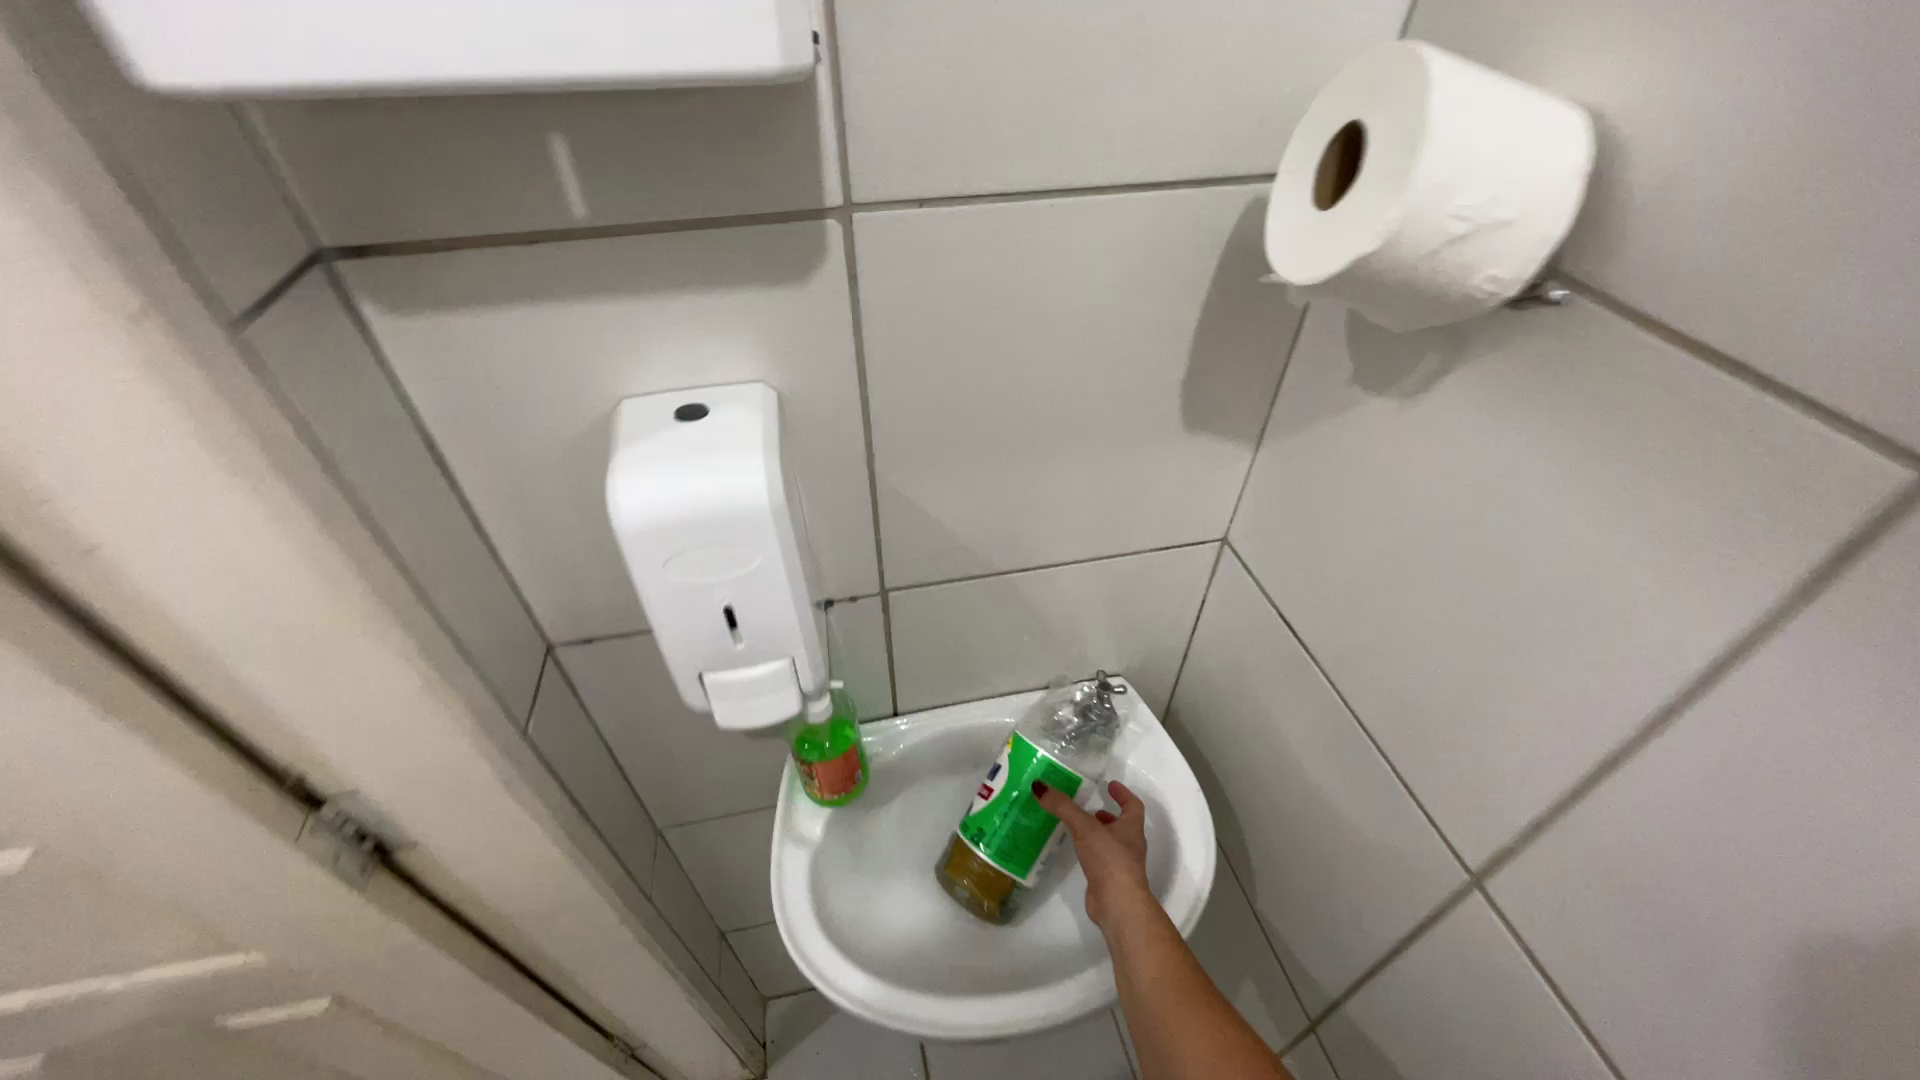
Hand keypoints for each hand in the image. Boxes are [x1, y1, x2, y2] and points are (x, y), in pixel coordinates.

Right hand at [1033, 779, 1154, 927]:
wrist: (1118, 903)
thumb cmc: (1109, 859)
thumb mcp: (1085, 827)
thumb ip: (1063, 807)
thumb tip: (1039, 785)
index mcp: (1131, 828)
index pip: (1133, 805)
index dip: (1123, 794)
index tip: (1111, 785)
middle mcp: (1130, 845)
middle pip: (1123, 825)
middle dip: (1108, 815)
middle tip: (1090, 807)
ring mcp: (1121, 865)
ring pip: (1111, 843)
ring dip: (1098, 834)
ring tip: (1078, 827)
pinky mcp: (1110, 880)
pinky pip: (1101, 860)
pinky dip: (1091, 852)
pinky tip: (1076, 852)